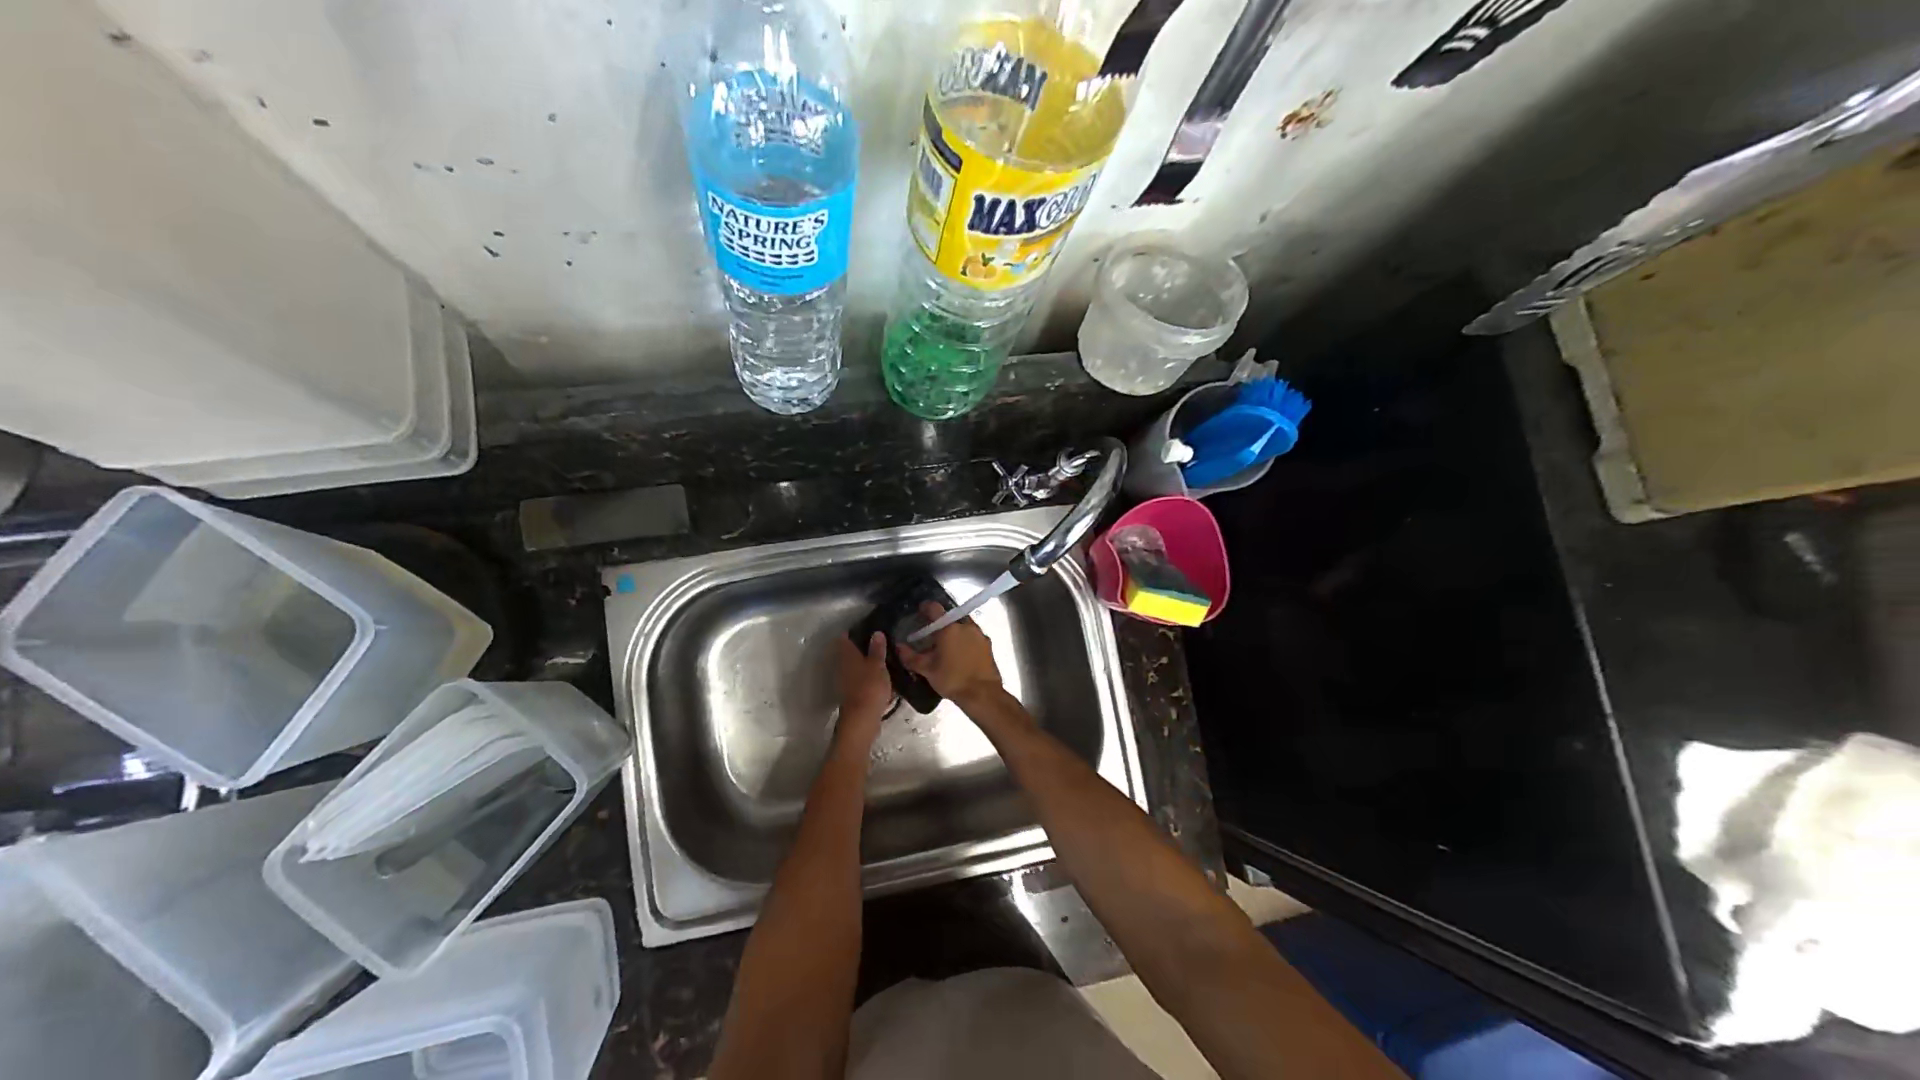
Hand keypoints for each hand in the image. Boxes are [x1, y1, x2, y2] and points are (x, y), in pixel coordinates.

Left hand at [835, 632, 892, 747]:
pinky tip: (883, 676)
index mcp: (847, 655)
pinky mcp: (854, 692)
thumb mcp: (878, 664)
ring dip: (868, 662)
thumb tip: (876, 632)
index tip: (868, 627)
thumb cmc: (870, 686)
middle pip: (850, 651)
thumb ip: (877, 649)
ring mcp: (847, 680)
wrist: (862, 718)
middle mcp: (843, 665)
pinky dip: (870, 676)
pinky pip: (862, 679)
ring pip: (857, 666)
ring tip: (885, 658)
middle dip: (863, 646)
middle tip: (881, 641)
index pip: (845, 637)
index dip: (854, 631)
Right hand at [896, 602, 1002, 705]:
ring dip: (954, 632)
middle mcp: (966, 626)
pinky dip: (965, 641)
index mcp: (949, 628)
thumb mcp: (927, 670)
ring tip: (946, 646)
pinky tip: (960, 655)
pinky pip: (973, 637)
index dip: (925, 608)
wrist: (982, 694)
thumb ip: (910, 657)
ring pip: (963, 627)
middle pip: (950, 617)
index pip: (935, 608)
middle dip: (940, 624)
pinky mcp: (988, 645)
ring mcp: (980, 635)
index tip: (920, 612)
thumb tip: (898, 647)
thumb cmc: (952, 679)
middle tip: (931, 635)